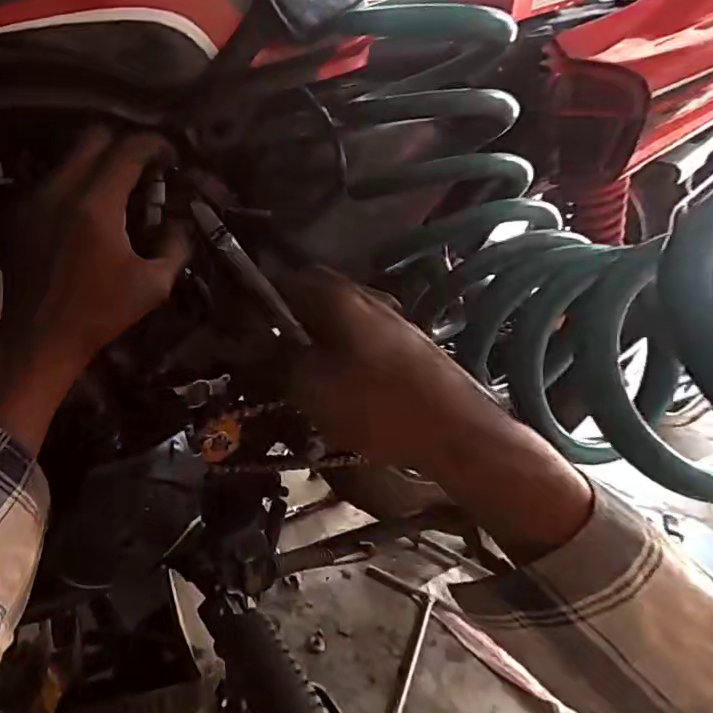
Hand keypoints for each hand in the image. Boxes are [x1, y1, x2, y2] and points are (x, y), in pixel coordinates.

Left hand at [0, 128, 192, 450]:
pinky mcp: (19, 214)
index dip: (156, 144)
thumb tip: (178, 222)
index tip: (170, 156)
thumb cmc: (99, 314)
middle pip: (95, 137)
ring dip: (99, 164)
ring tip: (118, 192)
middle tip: (143, 169)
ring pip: (70, 157)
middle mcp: (60, 190)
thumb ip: (176, 245)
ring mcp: (34, 199)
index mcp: (96, 205)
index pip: (129, 148)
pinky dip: (76, 184)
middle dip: (125, 144)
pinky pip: (53, 181)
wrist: (38, 339)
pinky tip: (88, 213)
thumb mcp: (153, 285)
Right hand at [279, 267, 509, 471]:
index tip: (252, 324)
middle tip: (276, 353)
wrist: (460, 434)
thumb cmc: (379, 406)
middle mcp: (370, 298)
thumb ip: (281, 360)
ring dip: (320, 341)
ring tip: (306, 376)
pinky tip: (344, 389)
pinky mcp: (411, 346)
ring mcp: (395, 320)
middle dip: (293, 322)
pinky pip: (364, 340)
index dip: (265, 297)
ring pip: (342, 320)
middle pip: (318, 298)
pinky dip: (346, 356)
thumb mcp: (313, 388)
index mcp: (340, 298)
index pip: (290, 277)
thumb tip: (261, 343)